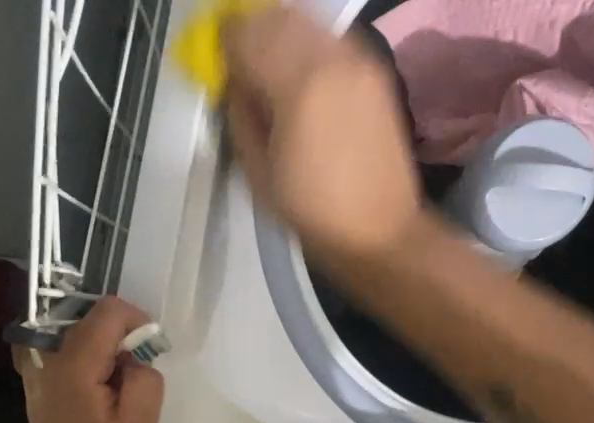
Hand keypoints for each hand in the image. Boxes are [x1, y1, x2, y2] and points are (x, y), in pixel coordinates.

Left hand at [19, 297, 164, 422]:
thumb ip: (146, 382)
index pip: (110, 311)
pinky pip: (73, 344)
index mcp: (76, 365)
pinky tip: (94, 386)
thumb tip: (137, 355)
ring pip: (86, 329)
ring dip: (107, 349)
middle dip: (122, 339)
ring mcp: (41, 359)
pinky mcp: (39, 367)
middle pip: (97, 317)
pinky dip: (91, 356)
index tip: (146, 353)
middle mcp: (53, 353)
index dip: (137, 322)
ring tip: (112, 386)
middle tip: (129, 379)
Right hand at [220, 6, 421, 265]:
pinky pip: (331, 39)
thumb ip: (240, 115)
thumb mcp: (257, 172)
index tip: (216, 59)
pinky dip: (308, 46)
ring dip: (281, 36)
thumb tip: (234, 82)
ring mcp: (359, 59)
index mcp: (298, 86)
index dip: (224, 42)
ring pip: (307, 22)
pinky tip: (301, 80)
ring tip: (270, 71)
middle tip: (240, 62)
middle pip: (279, 17)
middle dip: (253, 32)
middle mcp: (332, 59)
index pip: (248, 35)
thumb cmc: (311, 211)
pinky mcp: (375, 69)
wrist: (377, 229)